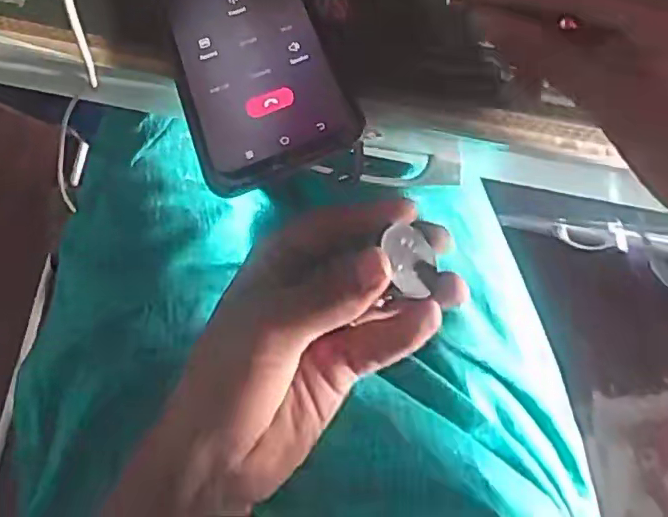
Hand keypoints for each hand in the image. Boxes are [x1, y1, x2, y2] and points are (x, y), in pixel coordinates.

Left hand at [103, 199, 467, 516]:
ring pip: (377, 301)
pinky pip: (378, 343)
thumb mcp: (272, 326)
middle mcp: (307, 288)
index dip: (366, 217)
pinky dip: (403, 332)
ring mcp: (327, 328)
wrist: (215, 457)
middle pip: (359, 261)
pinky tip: (430, 320)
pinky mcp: (342, 366)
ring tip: (453, 286)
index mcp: (279, 264)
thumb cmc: (229, 373)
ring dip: (412, 292)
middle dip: (399, 251)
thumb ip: (327, 295)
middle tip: (442, 243)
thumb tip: (381, 260)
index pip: (327, 229)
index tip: (408, 211)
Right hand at [471, 0, 667, 348]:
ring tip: (520, 59)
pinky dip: (593, 52)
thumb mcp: (614, 107)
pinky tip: (564, 68)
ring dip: (564, 35)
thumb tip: (486, 19)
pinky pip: (634, 42)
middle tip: (488, 26)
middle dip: (540, 12)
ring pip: (614, 21)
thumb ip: (548, 56)